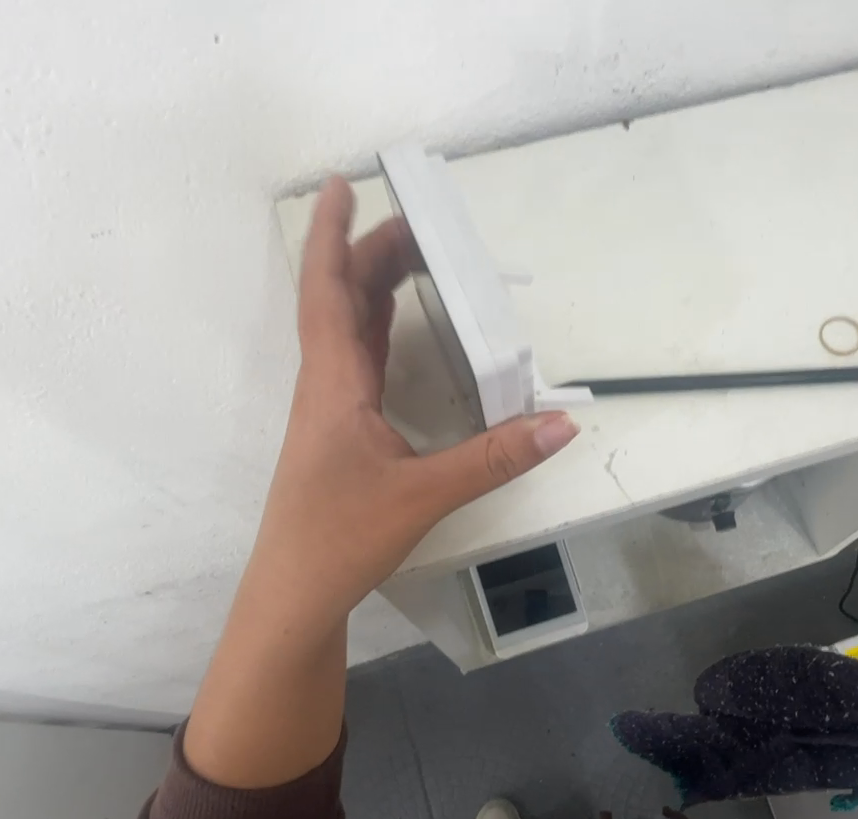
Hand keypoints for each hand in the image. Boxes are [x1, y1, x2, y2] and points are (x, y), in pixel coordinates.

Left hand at [256, 177, 579, 622]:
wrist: (296, 592)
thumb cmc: (343, 537)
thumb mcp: (427, 494)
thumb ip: (496, 458)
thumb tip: (561, 425)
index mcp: (335, 385)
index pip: (328, 291)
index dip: (333, 236)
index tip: (341, 186)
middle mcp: (326, 387)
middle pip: (341, 301)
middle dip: (372, 254)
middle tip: (418, 225)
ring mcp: (330, 411)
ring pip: (347, 332)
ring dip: (373, 289)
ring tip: (411, 259)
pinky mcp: (340, 434)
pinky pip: (357, 363)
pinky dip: (378, 332)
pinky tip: (396, 330)